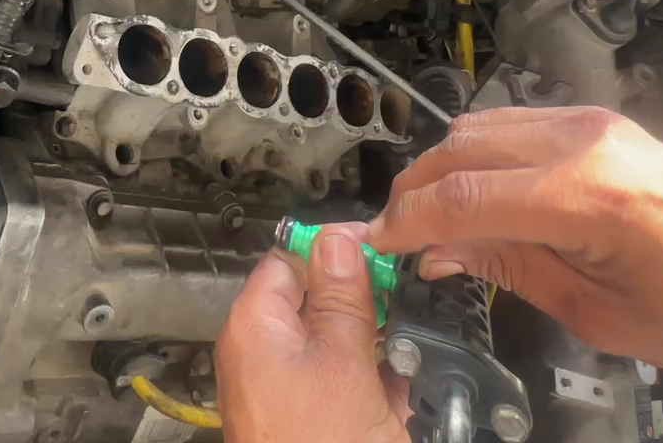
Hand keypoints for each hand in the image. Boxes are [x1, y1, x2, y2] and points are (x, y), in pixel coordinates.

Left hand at [216, 224, 409, 442]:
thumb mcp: (343, 366)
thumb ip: (343, 298)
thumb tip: (339, 239)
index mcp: (255, 326)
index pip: (288, 260)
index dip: (331, 249)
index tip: (377, 249)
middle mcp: (260, 353)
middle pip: (312, 301)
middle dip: (360, 301)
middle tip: (404, 303)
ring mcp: (283, 393)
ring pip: (330, 344)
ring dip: (371, 343)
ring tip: (408, 350)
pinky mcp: (309, 425)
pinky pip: (336, 385)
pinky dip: (369, 382)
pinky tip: (403, 391)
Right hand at [367, 106, 662, 380]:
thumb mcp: (600, 315)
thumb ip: (508, 269)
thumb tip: (436, 253)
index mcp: (590, 199)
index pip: (465, 197)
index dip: (410, 219)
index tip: (380, 240)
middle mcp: (583, 143)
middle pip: (459, 149)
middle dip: (417, 188)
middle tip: (400, 228)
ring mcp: (589, 122)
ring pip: (477, 128)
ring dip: (443, 166)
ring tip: (433, 210)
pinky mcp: (595, 119)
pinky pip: (509, 123)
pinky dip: (477, 152)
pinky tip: (477, 186)